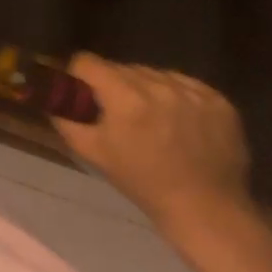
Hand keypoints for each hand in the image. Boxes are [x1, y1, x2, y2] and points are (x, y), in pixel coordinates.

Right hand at [52, 53, 253, 231]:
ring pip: (153, 73)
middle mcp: (160, 87)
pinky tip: (178, 118)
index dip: (79, 75)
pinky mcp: (219, 101)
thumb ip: (64, 119)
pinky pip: (185, 83)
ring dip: (145, 88)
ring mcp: (193, 92)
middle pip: (122, 67)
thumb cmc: (142, 182)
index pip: (88, 62)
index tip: (82, 92)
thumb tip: (52, 97)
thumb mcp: (92, 152)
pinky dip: (175, 94)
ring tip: (151, 116)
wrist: (206, 209)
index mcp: (126, 98)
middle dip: (114, 84)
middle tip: (117, 111)